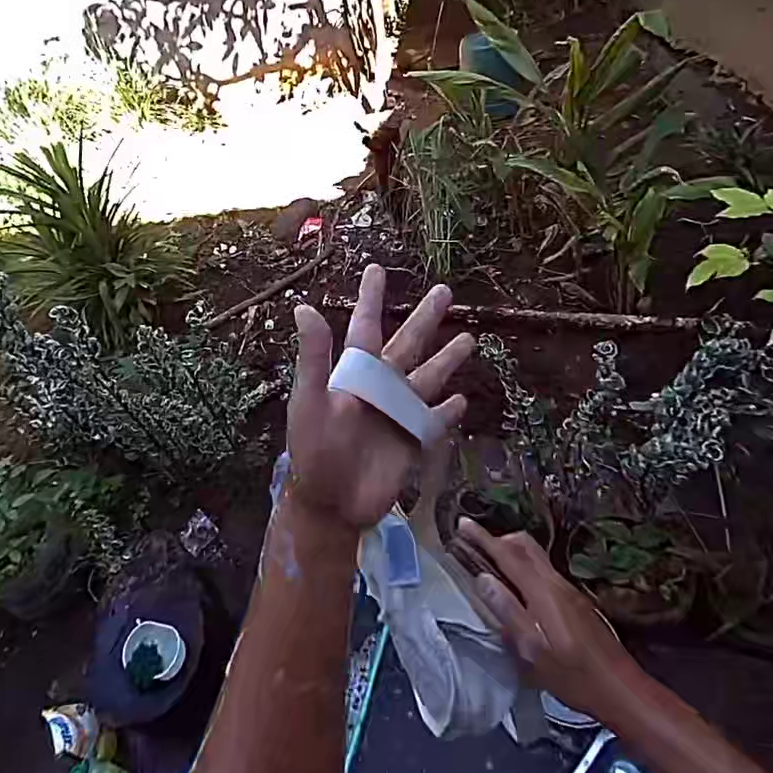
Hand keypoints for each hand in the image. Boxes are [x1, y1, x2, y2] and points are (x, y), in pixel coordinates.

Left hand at [286, 265, 473, 535]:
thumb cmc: (315, 449)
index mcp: (356, 374)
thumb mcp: (310, 399)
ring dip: (448, 357)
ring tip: (469, 338)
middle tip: (444, 291)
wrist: (332, 503)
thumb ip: (314, 357)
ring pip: (430, 376)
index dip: (371, 298)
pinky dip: (450, 409)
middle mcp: (381, 387)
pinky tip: (462, 398)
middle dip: (426, 317)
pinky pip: (436, 419)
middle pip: (409, 343)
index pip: (366, 326)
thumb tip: (303, 306)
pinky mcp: (414, 439)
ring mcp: (400, 412)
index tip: (376, 269)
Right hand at [459, 517, 638, 717]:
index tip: (462, 523)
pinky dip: (523, 566)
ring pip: (535, 556)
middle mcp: (557, 583)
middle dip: (497, 539)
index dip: (483, 538)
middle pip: (525, 545)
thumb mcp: (534, 653)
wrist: (623, 690)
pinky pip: (542, 570)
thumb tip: (482, 578)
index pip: (507, 554)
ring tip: (490, 566)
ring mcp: (569, 590)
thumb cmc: (575, 677)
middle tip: (474, 546)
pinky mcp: (575, 601)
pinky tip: (517, 590)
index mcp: (543, 592)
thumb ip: (508, 612)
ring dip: (511, 552)